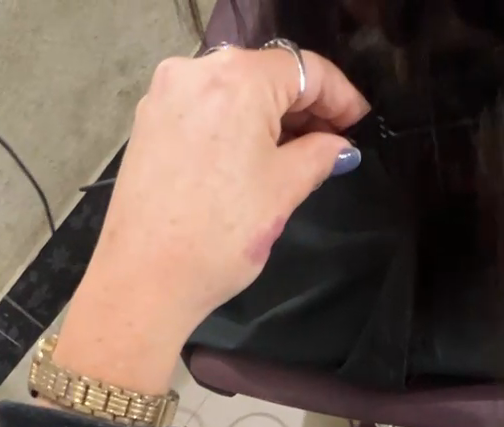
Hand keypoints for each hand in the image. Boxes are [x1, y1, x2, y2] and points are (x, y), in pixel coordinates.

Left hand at [51, 46, 370, 395]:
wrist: (145, 280)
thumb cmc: (217, 238)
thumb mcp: (282, 193)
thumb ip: (318, 156)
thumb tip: (339, 146)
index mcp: (236, 80)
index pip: (304, 69)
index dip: (340, 95)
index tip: (358, 122)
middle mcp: (194, 73)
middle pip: (266, 74)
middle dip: (304, 106)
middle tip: (333, 143)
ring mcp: (166, 98)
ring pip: (234, 92)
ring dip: (269, 118)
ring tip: (296, 156)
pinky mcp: (149, 125)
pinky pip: (206, 111)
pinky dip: (235, 127)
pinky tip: (251, 161)